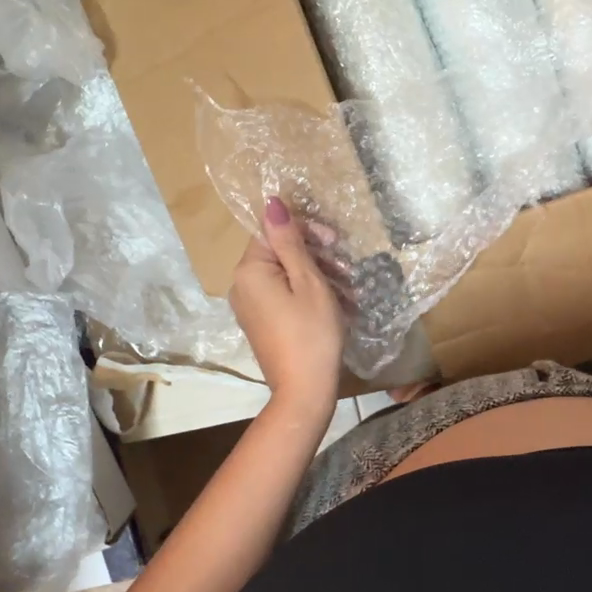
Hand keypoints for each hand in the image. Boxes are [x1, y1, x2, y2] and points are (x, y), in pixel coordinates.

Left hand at [230, 198, 344, 415]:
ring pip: (286, 278)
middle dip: (317, 258)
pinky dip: (309, 298)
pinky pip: (284, 299)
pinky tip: (336, 308)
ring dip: (319, 279)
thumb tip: (271, 202)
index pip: (273, 231)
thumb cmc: (312, 333)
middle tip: (348, 271)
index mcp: (250, 270)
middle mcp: (242, 285)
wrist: (304, 389)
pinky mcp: (262, 325)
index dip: (306, 231)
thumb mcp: (309, 282)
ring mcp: (250, 307)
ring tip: (349, 294)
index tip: (336, 241)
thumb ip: (290, 241)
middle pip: (280, 255)